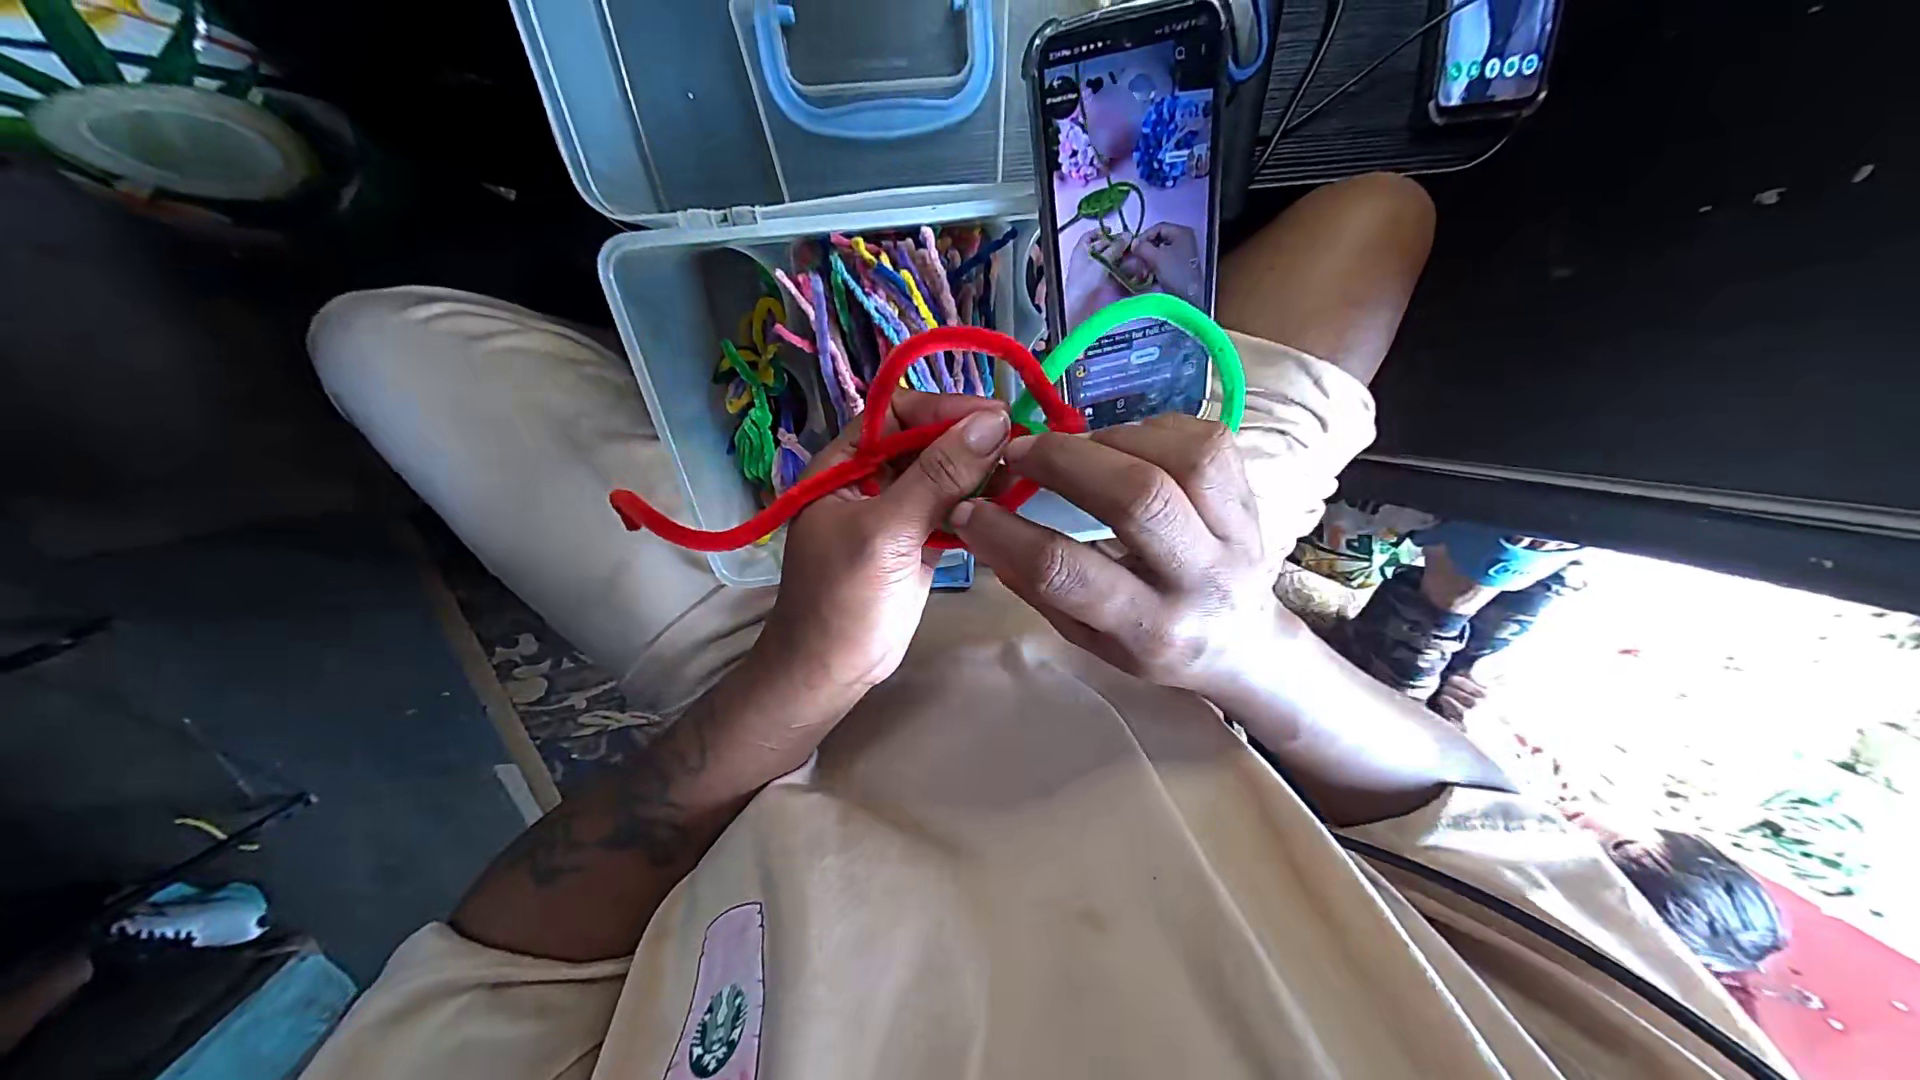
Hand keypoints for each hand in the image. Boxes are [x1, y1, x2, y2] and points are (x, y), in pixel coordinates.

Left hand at [760, 391, 1012, 697]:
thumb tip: (992, 421)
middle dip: (972, 438)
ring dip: (983, 470)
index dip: (944, 408)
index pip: (899, 412)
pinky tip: (1013, 499)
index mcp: (847, 463)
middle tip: (1022, 442)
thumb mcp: (886, 531)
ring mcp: (901, 509)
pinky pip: (957, 508)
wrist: (832, 670)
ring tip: (1025, 469)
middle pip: (929, 440)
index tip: (994, 415)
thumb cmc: (842, 599)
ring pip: (948, 473)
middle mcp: (875, 478)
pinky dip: (983, 503)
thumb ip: (937, 476)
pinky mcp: (923, 538)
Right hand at [948, 413, 1282, 696]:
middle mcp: (1201, 581)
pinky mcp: (1252, 497)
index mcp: (1149, 629)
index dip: (1007, 533)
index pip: (1068, 573)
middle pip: (1138, 498)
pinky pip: (1207, 440)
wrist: (1243, 643)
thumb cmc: (1152, 644)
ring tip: (1077, 447)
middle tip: (1019, 451)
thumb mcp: (1088, 638)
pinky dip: (1152, 429)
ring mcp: (1236, 534)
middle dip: (1064, 462)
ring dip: (1112, 440)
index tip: (970, 508)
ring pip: (1183, 459)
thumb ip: (1039, 588)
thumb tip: (981, 527)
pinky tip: (1124, 443)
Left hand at [1063, 229, 1132, 328]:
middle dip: (1117, 246)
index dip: (1100, 232)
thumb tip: (1127, 235)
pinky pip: (1115, 274)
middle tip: (1131, 245)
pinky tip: (1134, 271)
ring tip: (1135, 257)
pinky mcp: (1103, 285)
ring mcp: (1095, 274)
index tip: (1113, 231)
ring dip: (1123, 259)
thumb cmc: (1086, 282)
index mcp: (1081, 252)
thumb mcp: (1100, 261)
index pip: (1089, 237)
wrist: (1081, 308)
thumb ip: (1115, 248)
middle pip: (1102, 248)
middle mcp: (1087, 261)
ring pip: (1111, 261)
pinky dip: (1124, 271)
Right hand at [1133, 222, 1202, 305]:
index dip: (1144, 236)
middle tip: (1135, 259)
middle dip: (1145, 250)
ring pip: (1160, 252)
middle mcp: (1183, 241)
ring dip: (1148, 259)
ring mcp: (1182, 254)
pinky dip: (1154, 266)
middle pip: (1159, 240)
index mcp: (1181, 233)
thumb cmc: (1174, 272)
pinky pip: (1163, 262)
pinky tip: (1147, 275)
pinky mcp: (1179, 267)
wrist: (1188, 296)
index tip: (1133, 248)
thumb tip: (1133, 244)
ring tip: (1140, 269)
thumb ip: (1142, 247)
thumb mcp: (1156, 257)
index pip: (1158, 227)